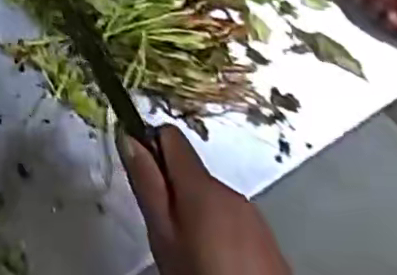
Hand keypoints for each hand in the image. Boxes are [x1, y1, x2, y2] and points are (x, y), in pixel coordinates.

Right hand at [119, 125, 289, 274]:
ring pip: (209, 195)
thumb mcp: (162, 234)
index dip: (149, 146)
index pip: (170, 135)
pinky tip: (216, 261)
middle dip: (171, 187)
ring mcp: (253, 214)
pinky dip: (218, 228)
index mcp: (201, 184)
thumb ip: (146, 183)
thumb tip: (128, 137)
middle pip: (189, 169)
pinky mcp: (268, 238)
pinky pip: (231, 217)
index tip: (142, 176)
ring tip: (189, 248)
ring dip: (194, 210)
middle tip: (163, 227)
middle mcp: (230, 190)